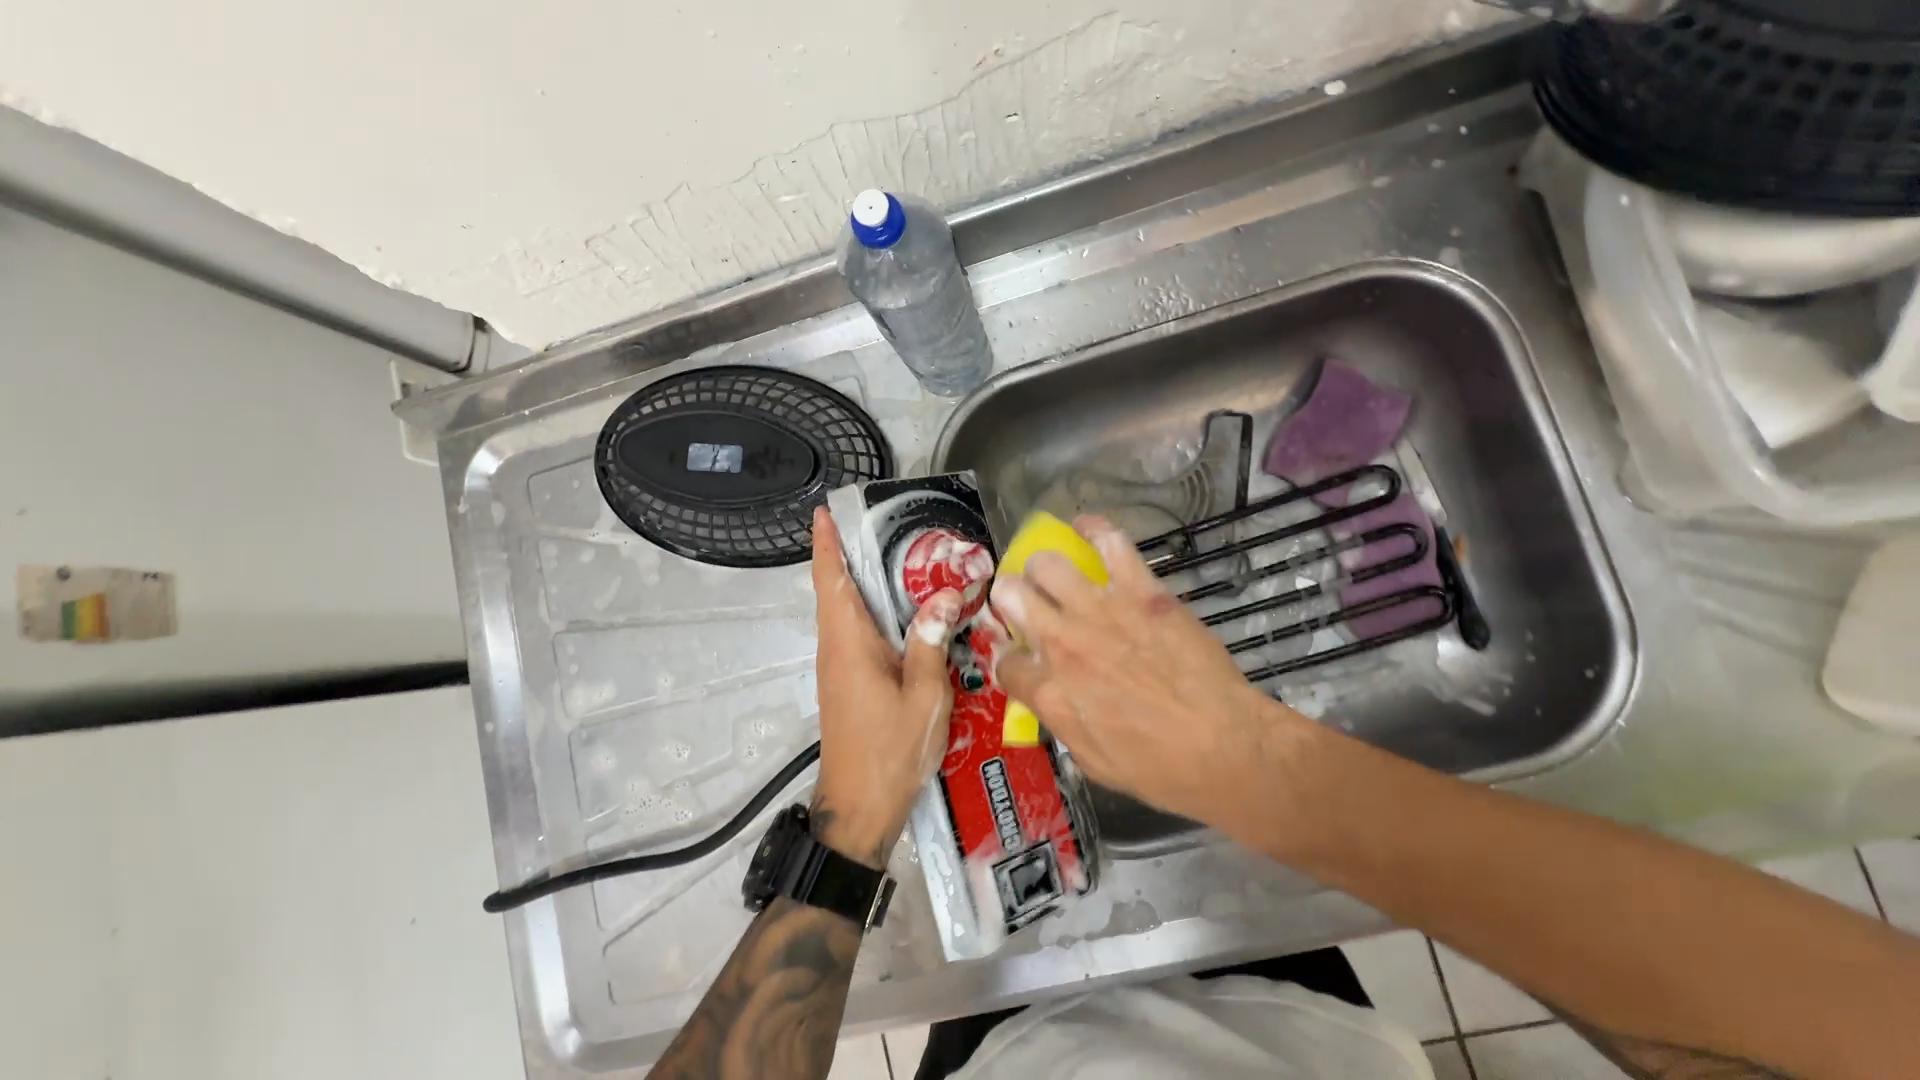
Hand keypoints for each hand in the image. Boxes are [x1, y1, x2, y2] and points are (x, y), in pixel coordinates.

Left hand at [808, 506, 961, 867]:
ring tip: (899, 557)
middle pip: (835, 591)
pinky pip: (856, 633)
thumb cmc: (891, 750)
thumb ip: (930, 643)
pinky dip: (872, 611)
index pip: (830, 581)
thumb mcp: (924, 696)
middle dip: (848, 554)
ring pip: (845, 613)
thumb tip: (945, 596)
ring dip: (861, 583)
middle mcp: (836, 649)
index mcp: (848, 644)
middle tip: (882, 525)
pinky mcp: (847, 683)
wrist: (860, 807)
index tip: (823, 512)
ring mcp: (838, 668)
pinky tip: (902, 612)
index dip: (825, 544)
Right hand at [990, 516, 1308, 827]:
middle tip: (1028, 604)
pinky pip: (1109, 543)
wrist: (1222, 745)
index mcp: (1049, 690)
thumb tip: (1051, 698)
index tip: (1025, 662)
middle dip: (1011, 597)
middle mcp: (1063, 642)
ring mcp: (1101, 610)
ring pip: (1049, 563)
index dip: (1011, 661)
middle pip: (1012, 595)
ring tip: (1056, 573)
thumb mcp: (1091, 761)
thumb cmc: (1158, 767)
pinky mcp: (1141, 590)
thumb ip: (1060, 721)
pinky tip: (1086, 529)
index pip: (1005, 662)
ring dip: (1044, 567)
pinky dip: (1093, 530)